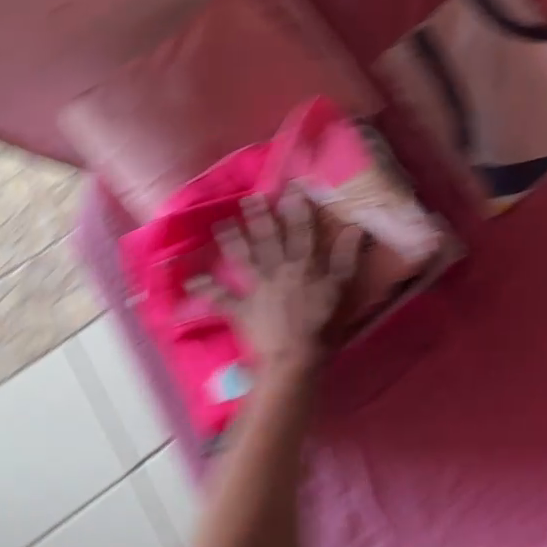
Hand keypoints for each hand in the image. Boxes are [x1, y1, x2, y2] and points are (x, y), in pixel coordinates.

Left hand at [215, 186, 360, 374]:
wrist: (294, 358)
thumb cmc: (322, 323)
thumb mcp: (341, 288)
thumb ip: (346, 257)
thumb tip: (354, 227)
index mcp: (302, 265)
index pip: (301, 231)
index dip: (296, 209)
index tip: (291, 189)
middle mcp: (277, 270)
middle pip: (267, 239)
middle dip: (259, 217)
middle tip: (250, 198)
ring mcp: (256, 289)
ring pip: (243, 259)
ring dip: (232, 241)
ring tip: (221, 224)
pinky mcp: (240, 308)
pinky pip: (220, 297)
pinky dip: (206, 289)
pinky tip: (192, 279)